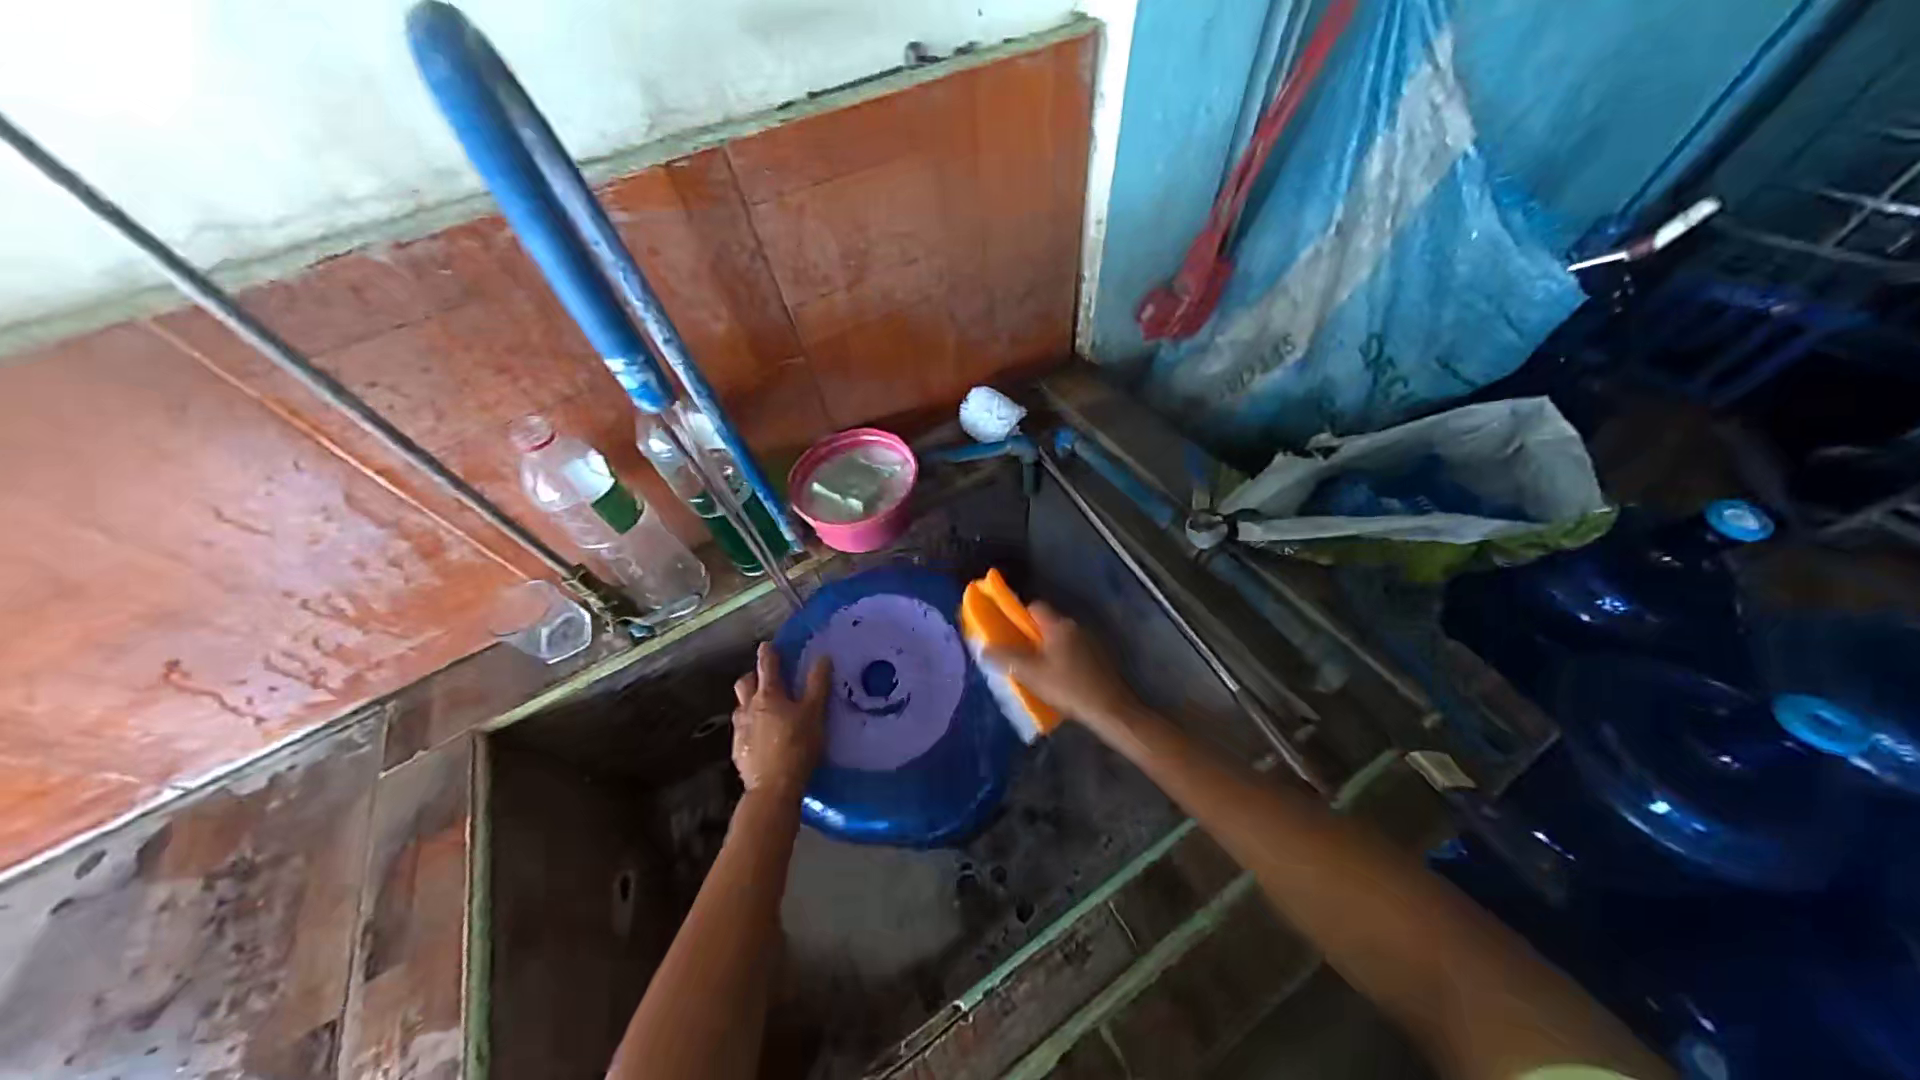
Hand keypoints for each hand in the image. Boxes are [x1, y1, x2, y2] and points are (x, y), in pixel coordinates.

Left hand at [731, 643, 829, 798]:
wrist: (773, 787)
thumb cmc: (797, 746)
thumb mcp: (814, 713)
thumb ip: (818, 685)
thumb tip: (822, 658)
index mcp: (769, 695)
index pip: (766, 666)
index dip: (768, 653)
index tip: (768, 644)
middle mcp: (749, 708)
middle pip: (745, 682)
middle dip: (754, 675)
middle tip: (766, 677)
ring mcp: (740, 729)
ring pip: (741, 706)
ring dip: (750, 701)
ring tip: (764, 707)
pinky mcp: (738, 749)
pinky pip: (742, 729)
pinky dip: (750, 725)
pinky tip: (762, 736)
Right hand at [982, 603, 1141, 732]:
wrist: (1111, 710)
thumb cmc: (1068, 687)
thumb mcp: (1030, 674)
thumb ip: (1005, 658)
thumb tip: (983, 647)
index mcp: (1059, 625)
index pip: (1035, 606)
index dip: (1018, 616)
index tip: (1007, 631)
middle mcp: (1076, 627)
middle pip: (1047, 623)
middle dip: (1030, 636)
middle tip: (1016, 654)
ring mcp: (1091, 642)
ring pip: (1060, 639)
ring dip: (1047, 650)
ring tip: (1034, 670)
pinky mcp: (1099, 659)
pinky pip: (1073, 652)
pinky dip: (1062, 660)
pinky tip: (1057, 680)